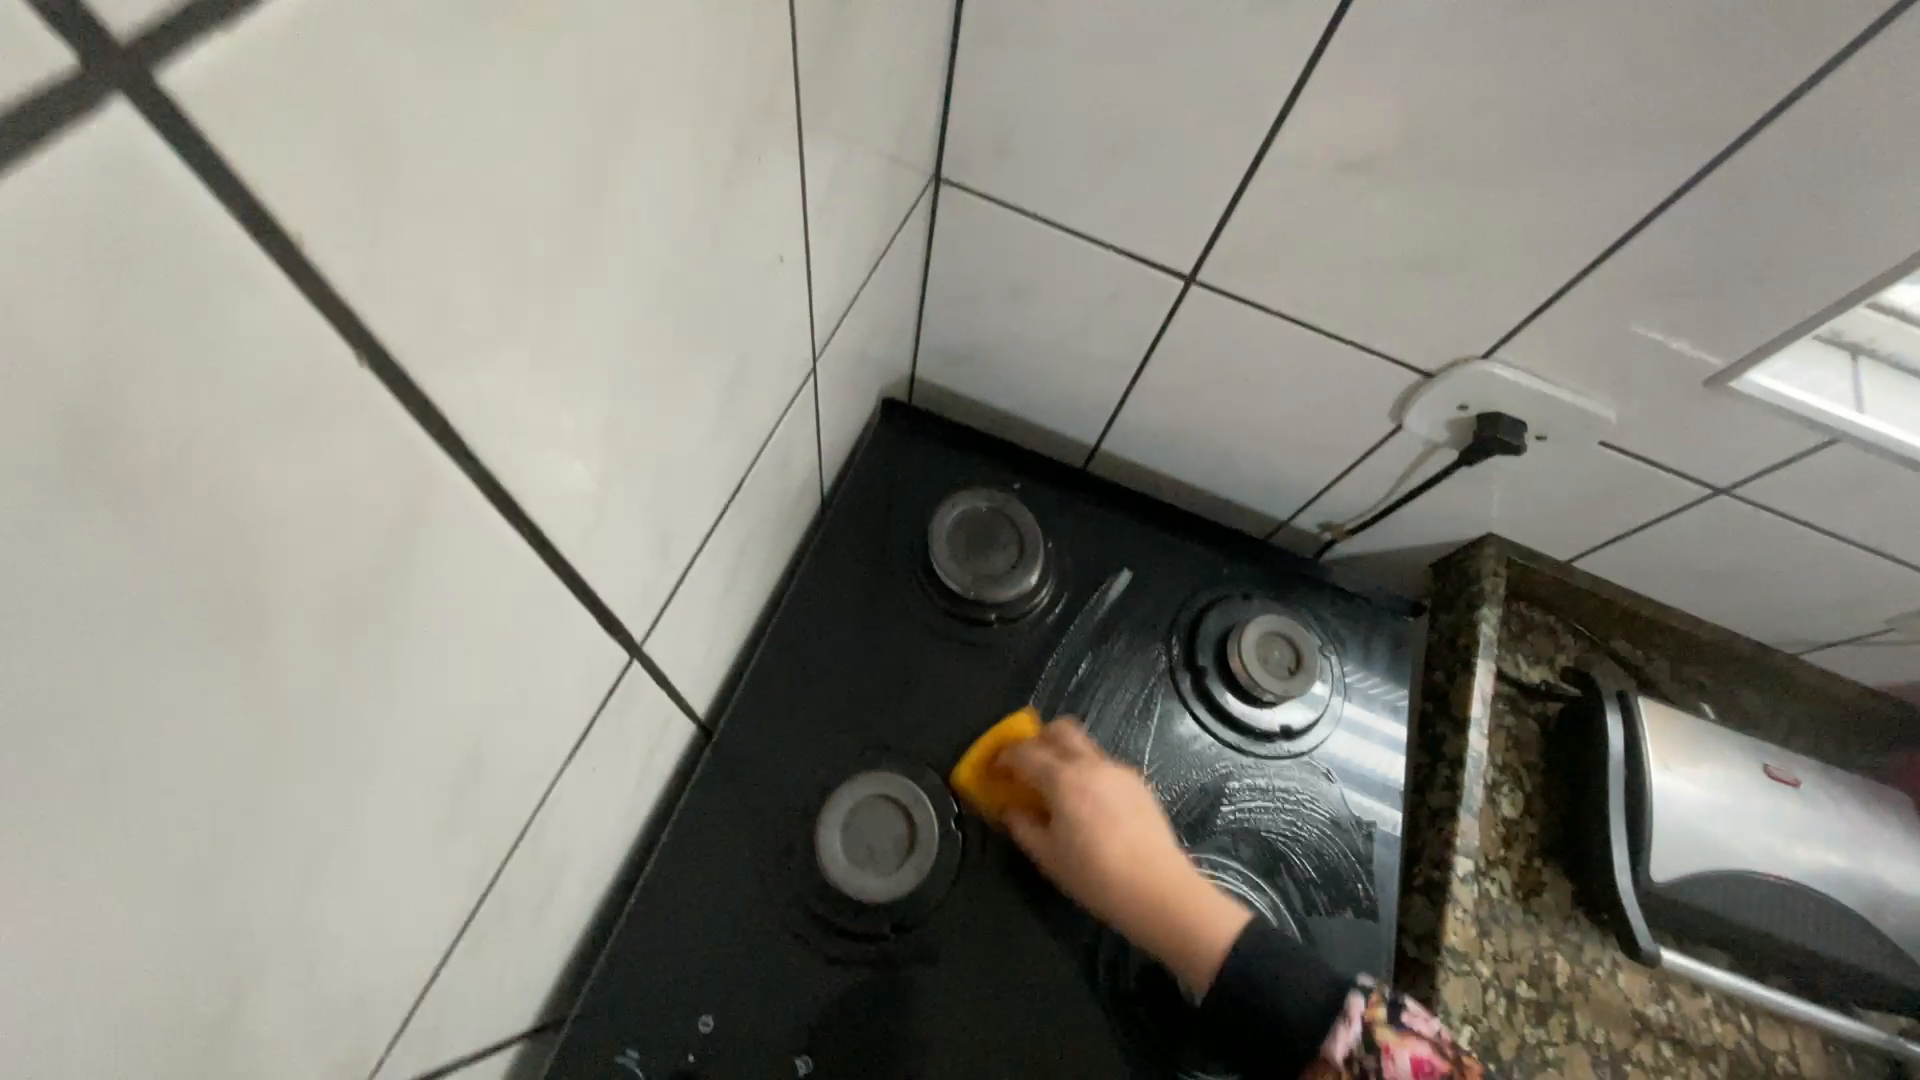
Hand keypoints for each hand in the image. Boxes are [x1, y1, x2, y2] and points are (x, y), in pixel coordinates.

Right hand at [999, 717, 1252, 993]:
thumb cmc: (1095, 876)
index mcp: (1063, 778)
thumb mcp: (1048, 856)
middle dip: (1038, 739)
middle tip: (1027, 765)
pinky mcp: (1138, 782)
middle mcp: (1091, 763)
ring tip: (1060, 790)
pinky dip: (1088, 773)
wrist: (1159, 890)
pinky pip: (1104, 765)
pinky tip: (1090, 806)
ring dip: (1065, 755)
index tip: (995, 769)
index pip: (1025, 752)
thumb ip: (1023, 826)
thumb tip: (1010, 809)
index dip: (1005, 757)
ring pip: (1085, 745)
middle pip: (1060, 729)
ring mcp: (1118, 770)